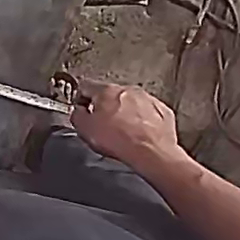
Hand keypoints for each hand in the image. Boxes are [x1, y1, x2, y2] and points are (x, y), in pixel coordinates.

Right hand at [70, 81, 186, 173]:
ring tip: (122, 135)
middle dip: (105, 109)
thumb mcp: (85, 130)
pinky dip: (142, 122)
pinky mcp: (162, 112)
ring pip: (131, 103)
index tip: (81, 109)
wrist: (151, 153)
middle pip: (110, 95)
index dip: (80, 99)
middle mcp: (128, 90)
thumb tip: (78, 111)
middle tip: (102, 127)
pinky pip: (148, 114)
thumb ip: (77, 115)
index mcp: (106, 91)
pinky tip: (138, 136)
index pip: (85, 86)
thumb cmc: (121, 141)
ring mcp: (147, 100)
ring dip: (125, 115)